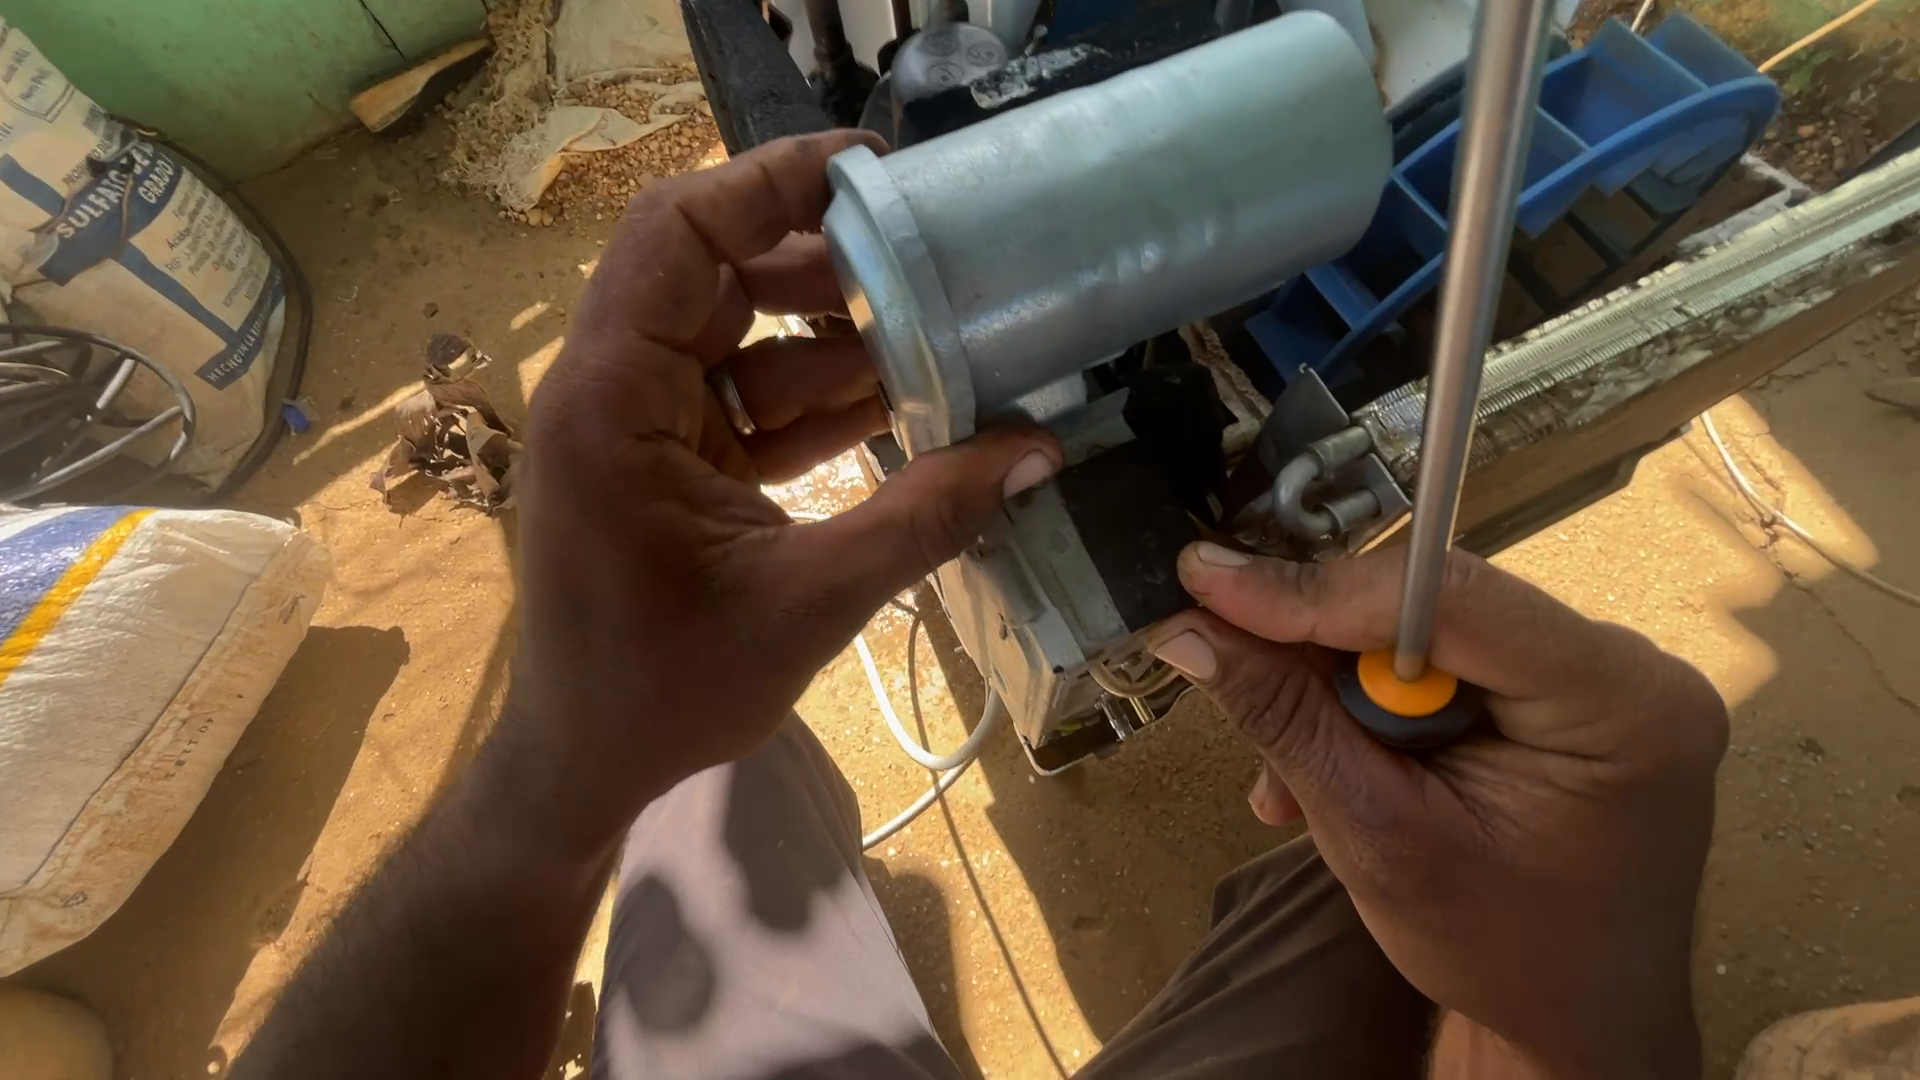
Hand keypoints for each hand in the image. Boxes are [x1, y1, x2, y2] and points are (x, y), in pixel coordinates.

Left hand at [501, 132, 1060, 850]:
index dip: (772, 186)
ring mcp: (642, 432)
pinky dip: (816, 408)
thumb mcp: (813, 598)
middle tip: (925, 270)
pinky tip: (897, 411)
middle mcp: (614, 394)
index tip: (872, 177)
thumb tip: (1038, 456)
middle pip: (717, 282)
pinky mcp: (671, 469)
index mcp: (614, 401)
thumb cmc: (672, 688)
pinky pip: (748, 410)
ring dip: (834, 350)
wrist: (592, 763)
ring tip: (934, 348)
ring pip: (743, 349)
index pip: (680, 237)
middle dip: (824, 273)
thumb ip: (927, 518)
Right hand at [1147, 543, 1727, 1077]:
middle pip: (1415, 603)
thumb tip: (1183, 628)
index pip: (1445, 597)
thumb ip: (1280, 717)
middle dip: (1308, 645)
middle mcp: (1605, 658)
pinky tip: (1324, 770)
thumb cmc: (1497, 951)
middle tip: (1221, 661)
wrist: (1568, 1020)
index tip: (1203, 578)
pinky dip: (1347, 703)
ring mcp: (1569, 668)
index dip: (1312, 587)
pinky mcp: (1527, 687)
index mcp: (1617, 698)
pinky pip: (1408, 658)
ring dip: (1320, 688)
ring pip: (1397, 628)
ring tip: (1286, 776)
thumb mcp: (1373, 835)